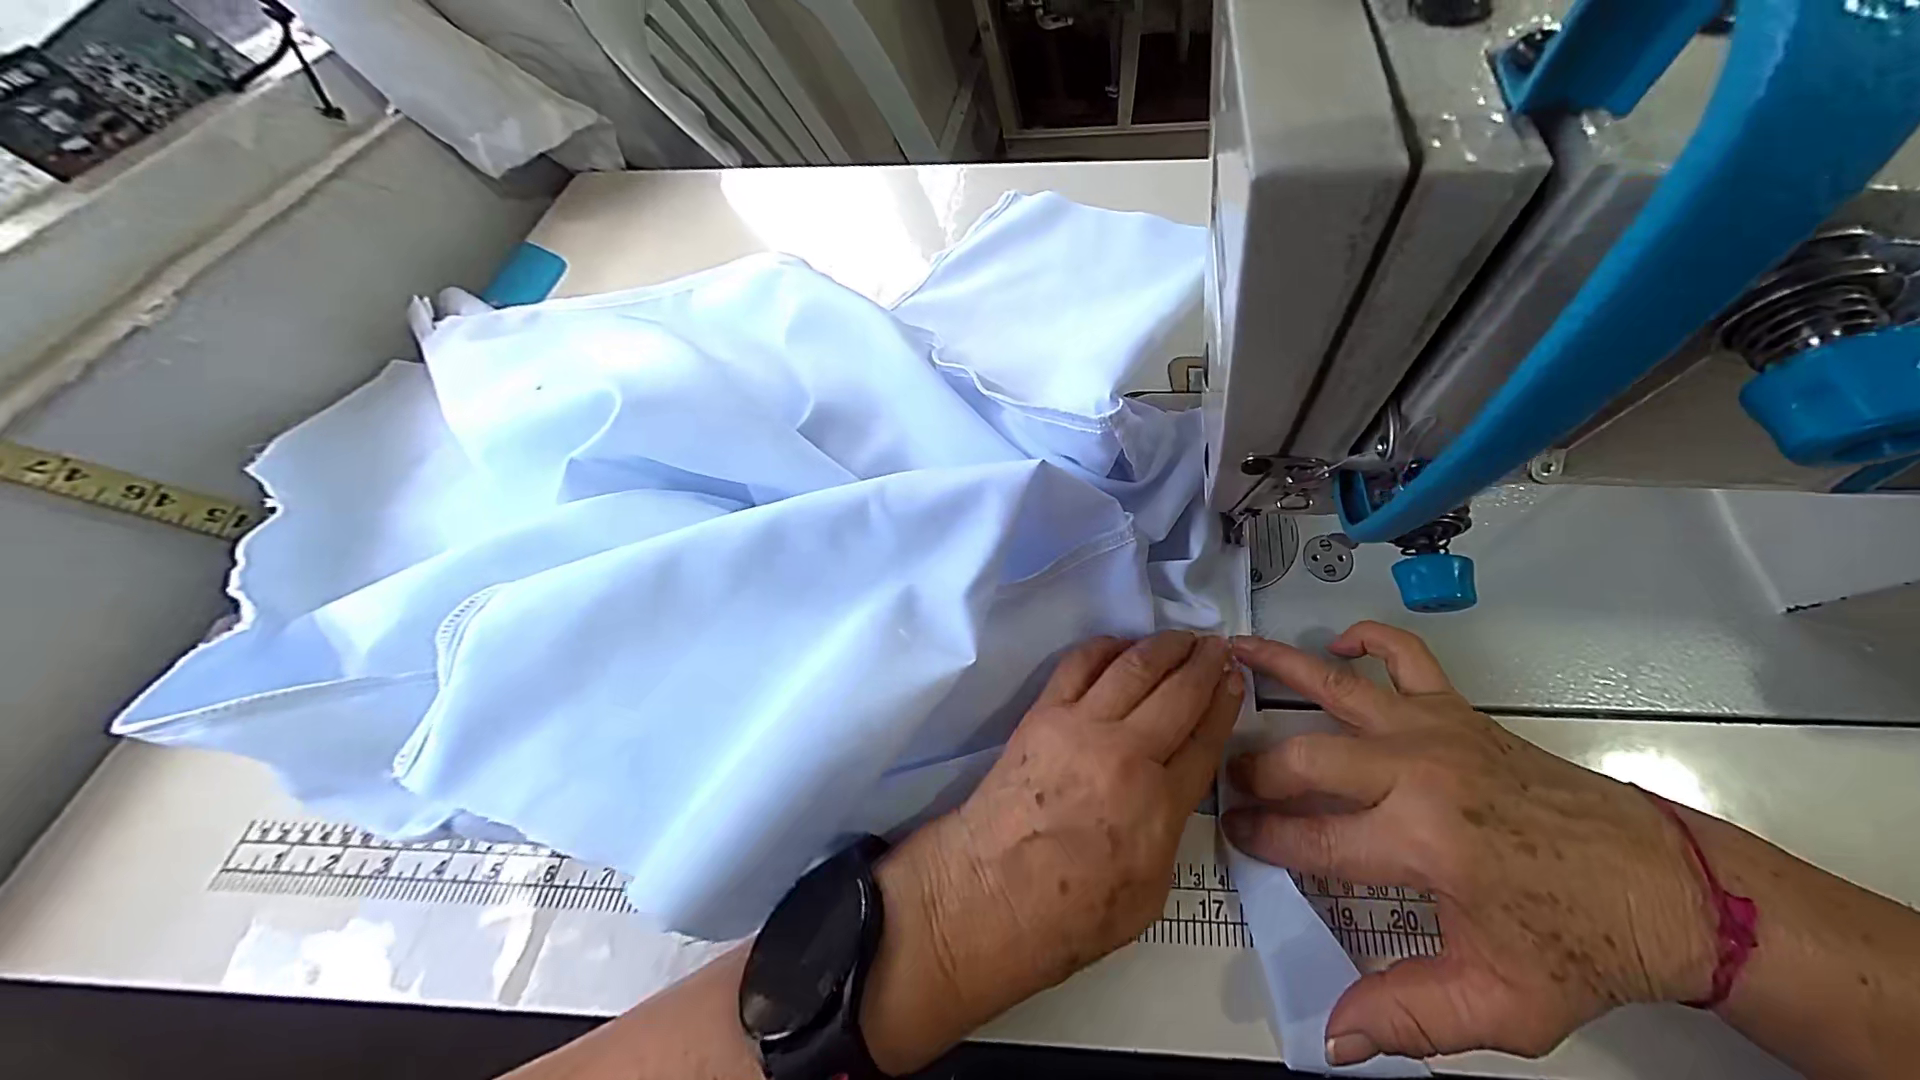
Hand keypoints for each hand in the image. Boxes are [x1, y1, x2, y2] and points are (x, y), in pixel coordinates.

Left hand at [862, 631, 1242, 1071]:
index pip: (1205, 739)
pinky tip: (1120, 644)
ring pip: (1134, 668)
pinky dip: (1104, 647)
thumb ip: (1169, 827)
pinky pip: (1078, 665)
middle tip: (1220, 647)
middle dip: (1206, 665)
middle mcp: (1127, 753)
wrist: (989, 892)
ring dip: (1163, 646)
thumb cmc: (1071, 913)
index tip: (1235, 681)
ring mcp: (1081, 727)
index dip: (1225, 705)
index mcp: (1162, 804)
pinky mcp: (1042, 714)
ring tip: (1182, 637)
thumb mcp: (1151, 889)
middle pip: (1179, 693)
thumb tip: (1170, 785)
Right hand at [1222, 624, 1717, 1065]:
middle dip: (1254, 771)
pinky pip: (1406, 656)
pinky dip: (1369, 640)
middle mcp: (1418, 774)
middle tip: (1228, 779)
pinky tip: (1338, 644)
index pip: (1311, 837)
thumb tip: (1332, 1038)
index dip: (1263, 838)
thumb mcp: (1502, 1003)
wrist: (1671, 889)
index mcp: (1423, 843)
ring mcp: (1436, 731)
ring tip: (1231, 652)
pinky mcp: (1458, 712)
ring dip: (1278, 667)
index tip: (1235, 834)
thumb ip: (1409, 1018)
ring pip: (1338, 687)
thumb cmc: (1581, 944)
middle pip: (1304, 759)